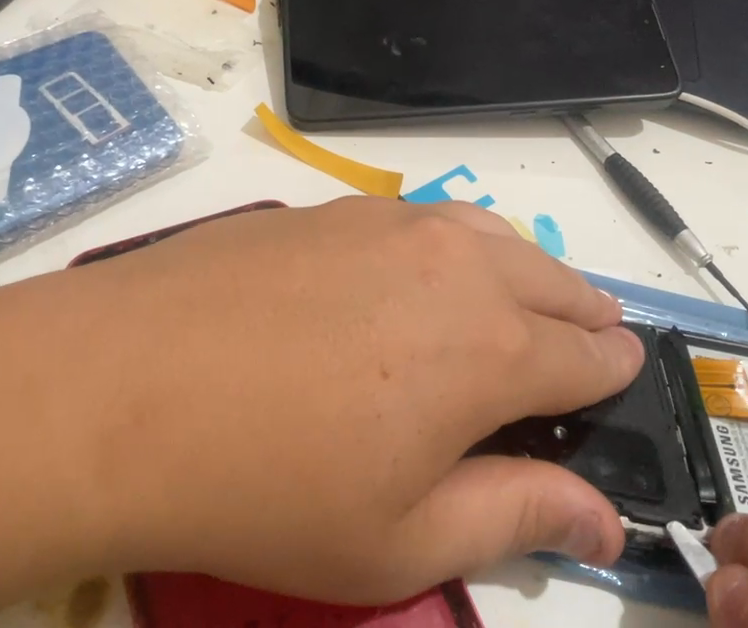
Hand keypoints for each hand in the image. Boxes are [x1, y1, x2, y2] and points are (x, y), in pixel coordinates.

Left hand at [67, 197, 642, 602]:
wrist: (124, 388)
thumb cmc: (268, 486)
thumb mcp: (401, 539)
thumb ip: (516, 518)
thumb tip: (601, 520)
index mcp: (491, 349)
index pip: (588, 352)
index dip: (613, 369)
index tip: (622, 375)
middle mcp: (456, 266)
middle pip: (554, 281)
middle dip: (584, 312)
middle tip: (591, 335)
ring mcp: (391, 224)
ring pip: (492, 234)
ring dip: (525, 267)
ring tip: (525, 294)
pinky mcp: (333, 207)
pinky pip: (423, 217)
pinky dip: (454, 242)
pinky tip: (426, 268)